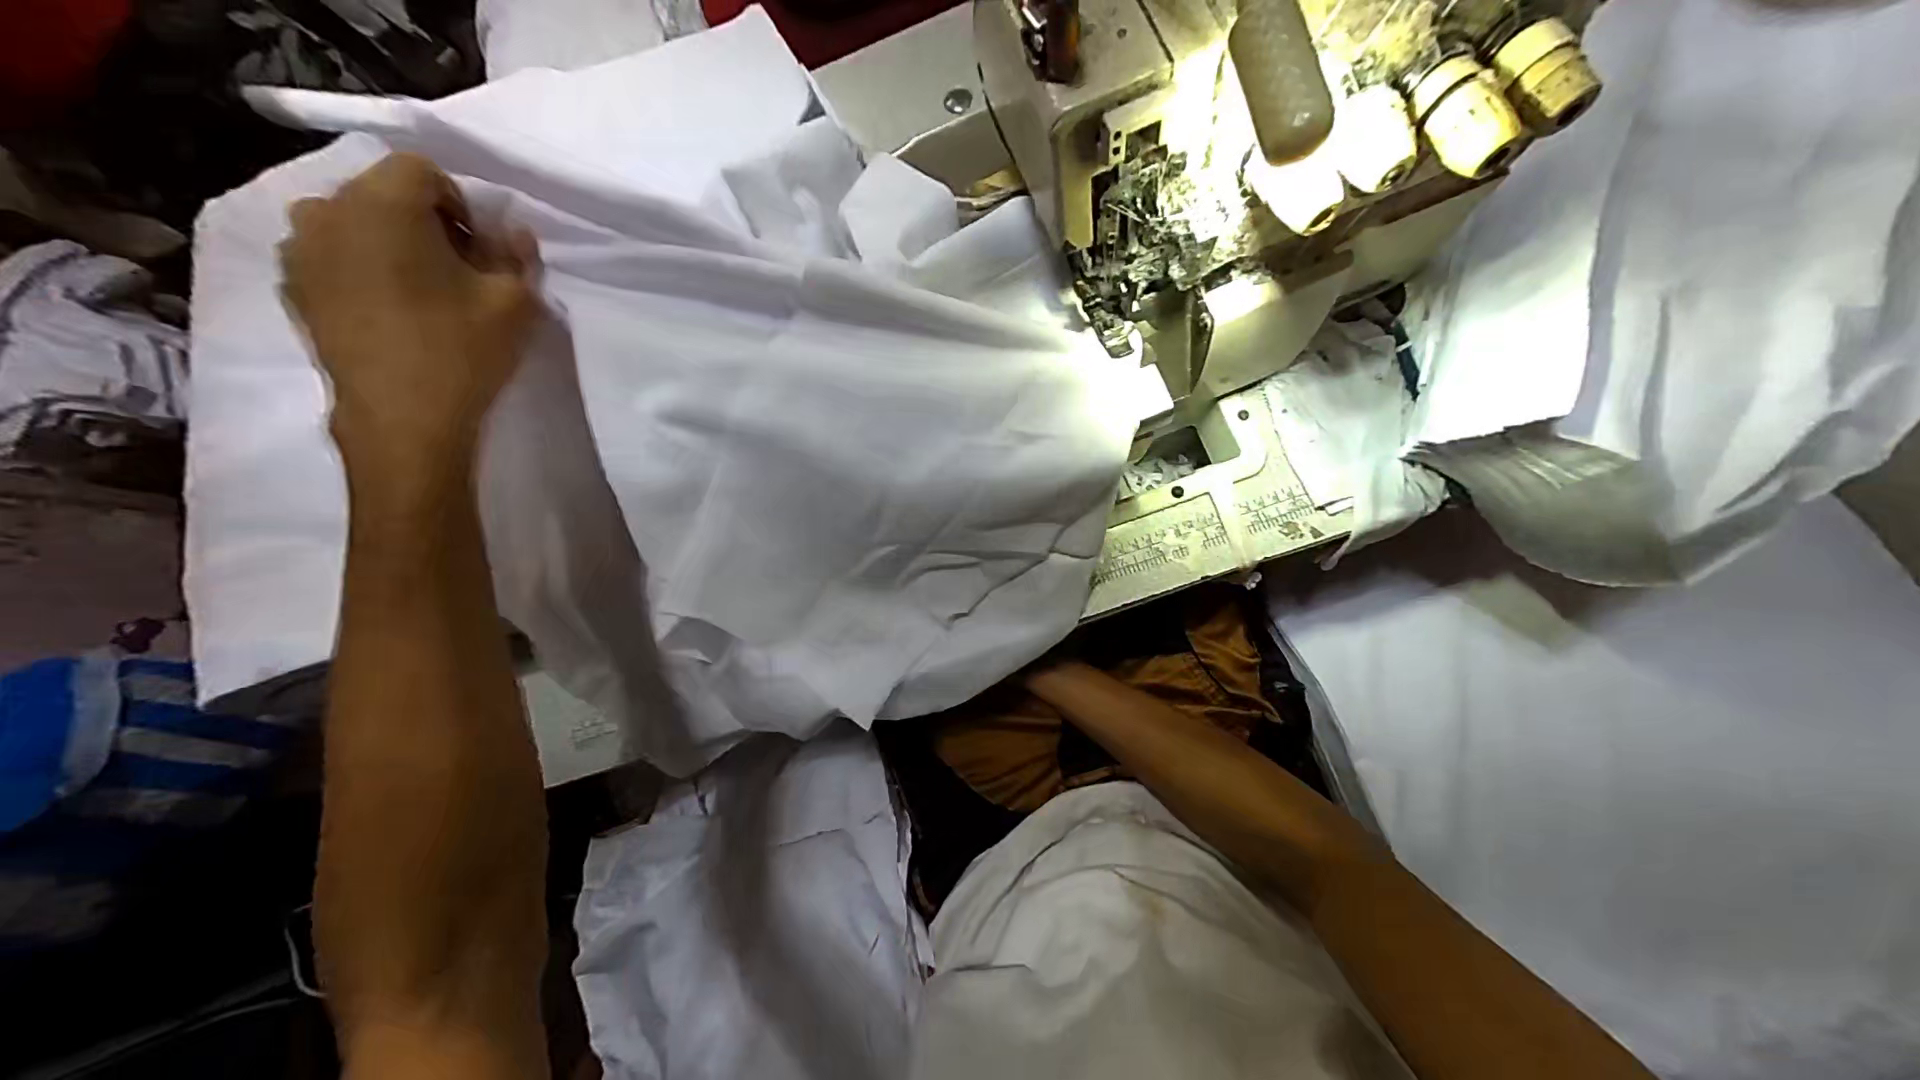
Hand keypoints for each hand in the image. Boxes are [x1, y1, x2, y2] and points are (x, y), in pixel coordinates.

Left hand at [280, 153, 539, 490]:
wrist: (402, 420)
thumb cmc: (461, 351)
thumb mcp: (514, 302)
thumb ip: (515, 255)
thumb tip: (511, 231)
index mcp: (381, 204)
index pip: (422, 169)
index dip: (461, 204)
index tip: (481, 250)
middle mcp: (325, 211)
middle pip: (382, 192)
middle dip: (424, 221)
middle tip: (458, 270)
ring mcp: (299, 250)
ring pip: (354, 224)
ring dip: (390, 244)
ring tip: (422, 292)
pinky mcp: (293, 288)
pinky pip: (333, 256)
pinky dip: (362, 269)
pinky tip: (392, 311)